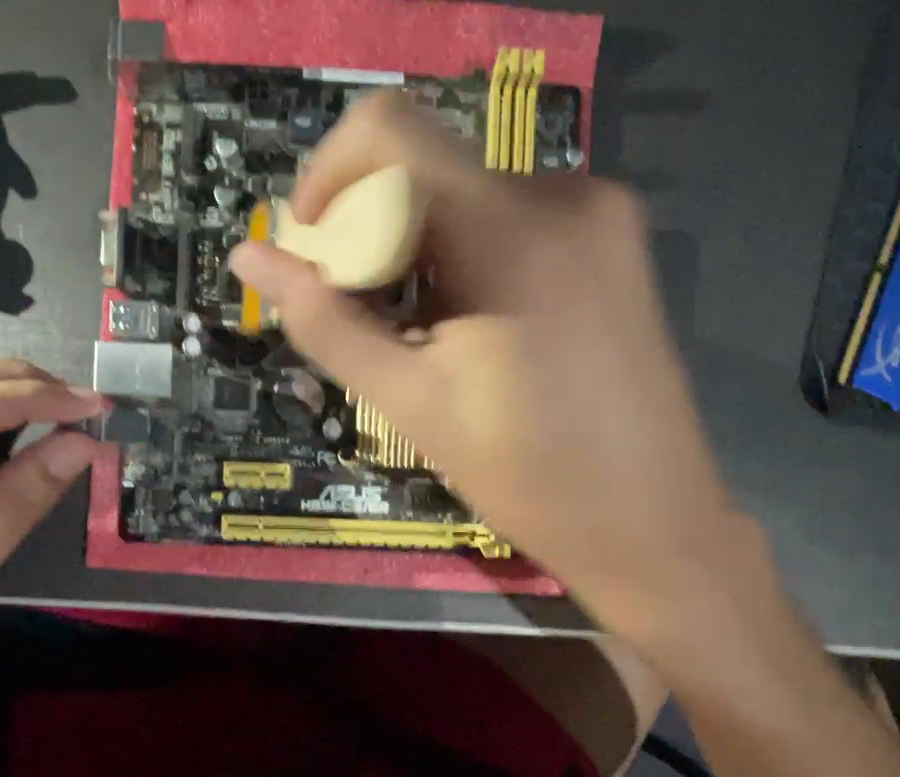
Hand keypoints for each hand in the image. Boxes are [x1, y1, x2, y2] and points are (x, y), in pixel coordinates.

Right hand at [229, 92, 761, 644]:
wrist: (650, 523)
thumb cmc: (528, 478)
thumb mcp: (412, 402)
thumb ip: (326, 320)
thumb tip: (250, 256)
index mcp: (509, 231)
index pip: (389, 130)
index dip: (329, 175)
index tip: (314, 247)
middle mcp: (563, 195)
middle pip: (429, 168)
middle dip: (375, 232)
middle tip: (367, 319)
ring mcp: (601, 215)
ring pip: (471, 195)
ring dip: (423, 251)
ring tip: (428, 341)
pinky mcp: (617, 242)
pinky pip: (517, 218)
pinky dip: (473, 257)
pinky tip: (478, 330)